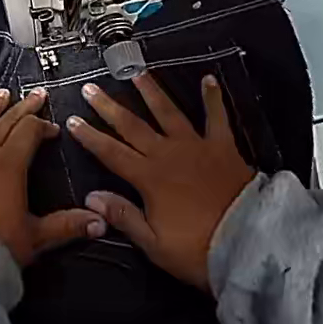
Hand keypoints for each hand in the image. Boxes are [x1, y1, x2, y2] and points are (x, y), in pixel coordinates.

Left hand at [0, 88, 105, 264]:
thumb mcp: (37, 236)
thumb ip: (68, 225)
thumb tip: (100, 222)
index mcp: (10, 163)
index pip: (30, 131)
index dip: (43, 126)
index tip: (54, 130)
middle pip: (7, 120)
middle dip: (24, 107)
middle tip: (36, 95)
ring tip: (2, 94)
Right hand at [66, 73, 254, 291]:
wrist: (249, 245)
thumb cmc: (198, 250)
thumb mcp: (154, 243)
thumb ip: (123, 216)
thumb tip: (90, 196)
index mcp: (149, 177)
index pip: (111, 152)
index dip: (89, 136)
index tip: (73, 120)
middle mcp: (168, 153)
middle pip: (132, 125)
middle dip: (108, 106)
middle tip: (91, 88)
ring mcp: (196, 145)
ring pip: (167, 112)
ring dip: (151, 92)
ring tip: (136, 73)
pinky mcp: (223, 146)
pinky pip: (217, 117)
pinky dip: (212, 98)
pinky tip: (209, 79)